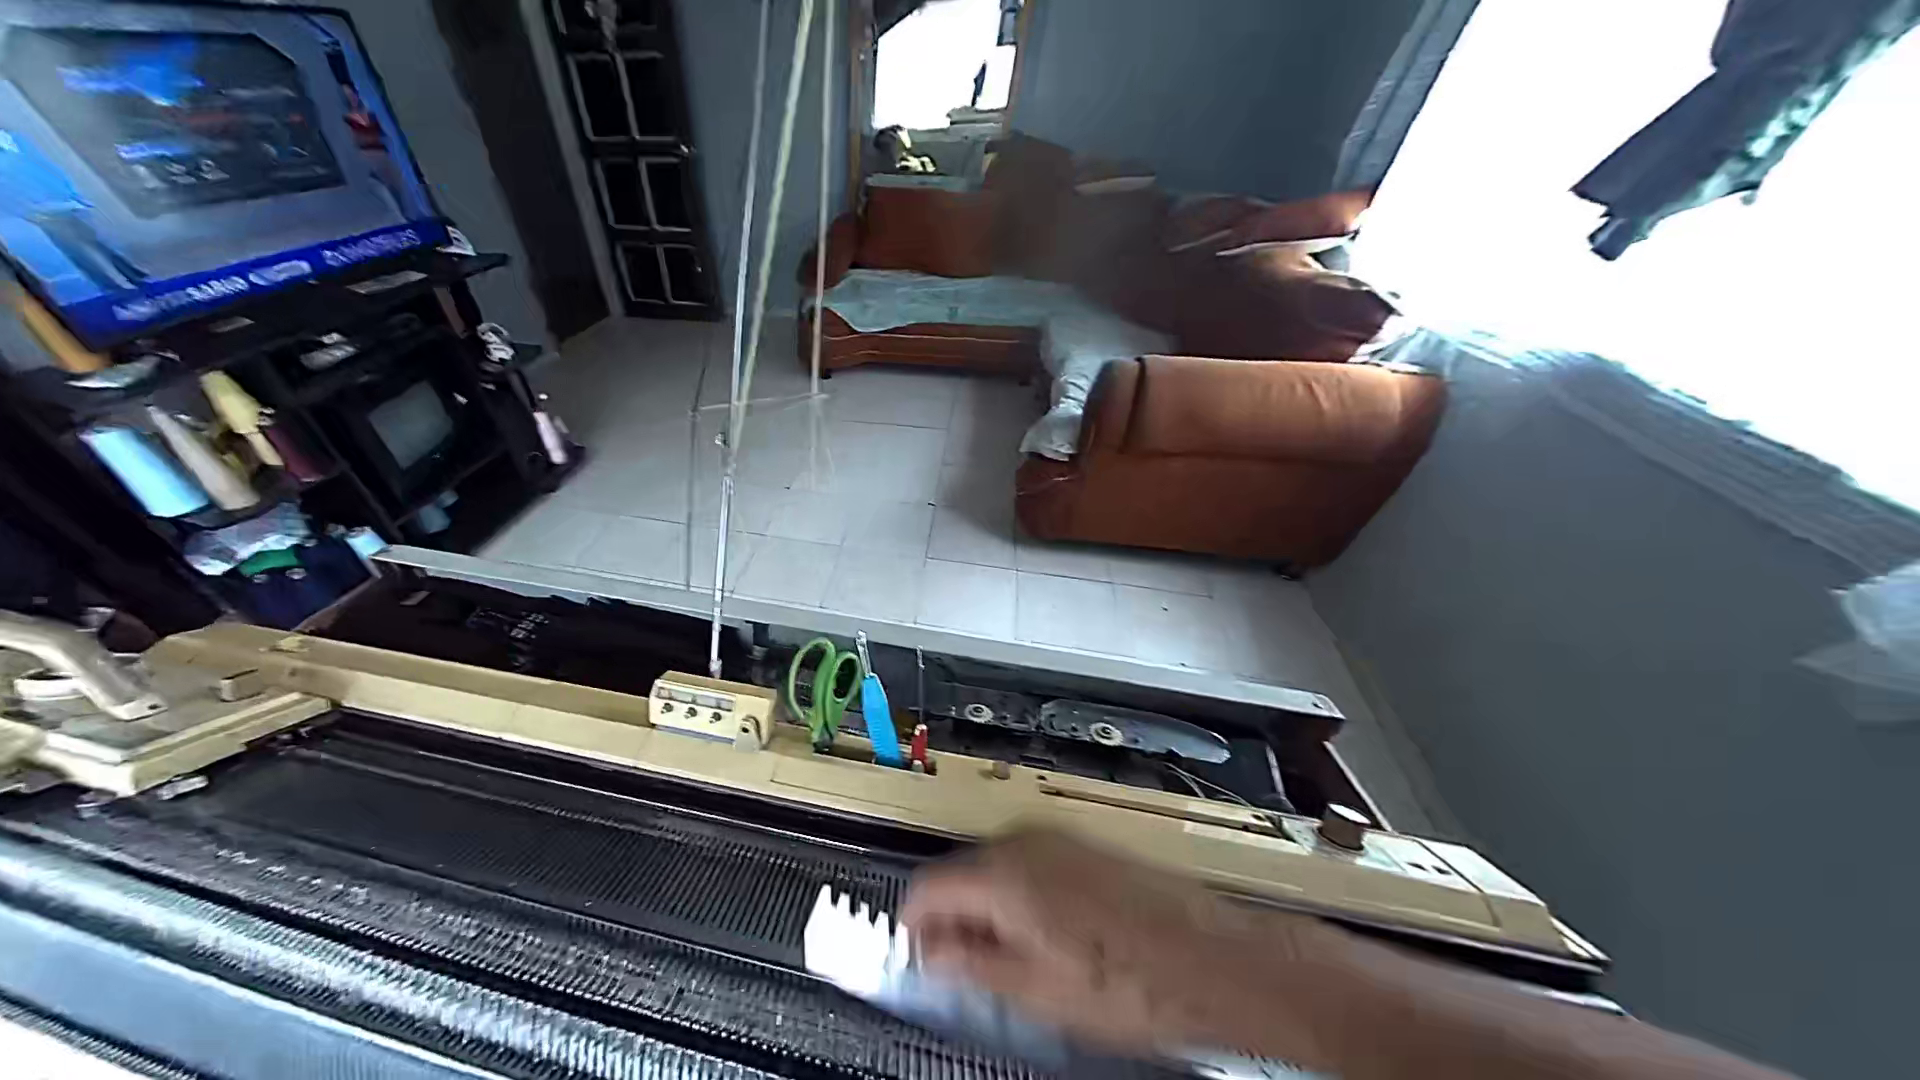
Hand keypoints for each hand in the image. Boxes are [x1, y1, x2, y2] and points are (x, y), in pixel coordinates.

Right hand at [900, 829, 1331, 1056]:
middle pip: (959, 873)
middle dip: (955, 920)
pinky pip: (1027, 864)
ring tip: (1015, 963)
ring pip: (994, 868)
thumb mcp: (1035, 992)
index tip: (917, 958)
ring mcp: (1056, 839)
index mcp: (1005, 874)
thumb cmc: (1131, 979)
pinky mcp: (1080, 845)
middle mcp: (1025, 842)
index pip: (926, 887)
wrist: (1209, 957)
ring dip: (989, 910)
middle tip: (968, 971)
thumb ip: (968, 965)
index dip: (913, 926)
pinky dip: (1021, 897)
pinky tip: (1049, 939)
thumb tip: (929, 954)